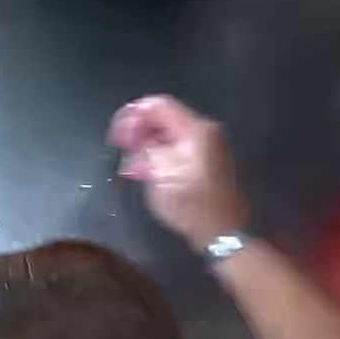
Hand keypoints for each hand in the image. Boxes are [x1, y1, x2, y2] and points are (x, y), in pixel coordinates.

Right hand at [108, 95, 248, 252]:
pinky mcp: (205, 165)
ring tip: (131, 167)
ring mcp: (207, 149)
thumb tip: (137, 135)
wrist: (222, 232)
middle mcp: (205, 133)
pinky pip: (176, 151)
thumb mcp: (160, 171)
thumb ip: (146, 145)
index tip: (118, 134)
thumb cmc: (191, 202)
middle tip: (120, 149)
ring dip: (145, 147)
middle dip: (138, 132)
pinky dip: (158, 157)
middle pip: (163, 120)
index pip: (158, 106)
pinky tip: (144, 173)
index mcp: (196, 130)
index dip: (133, 115)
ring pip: (167, 137)